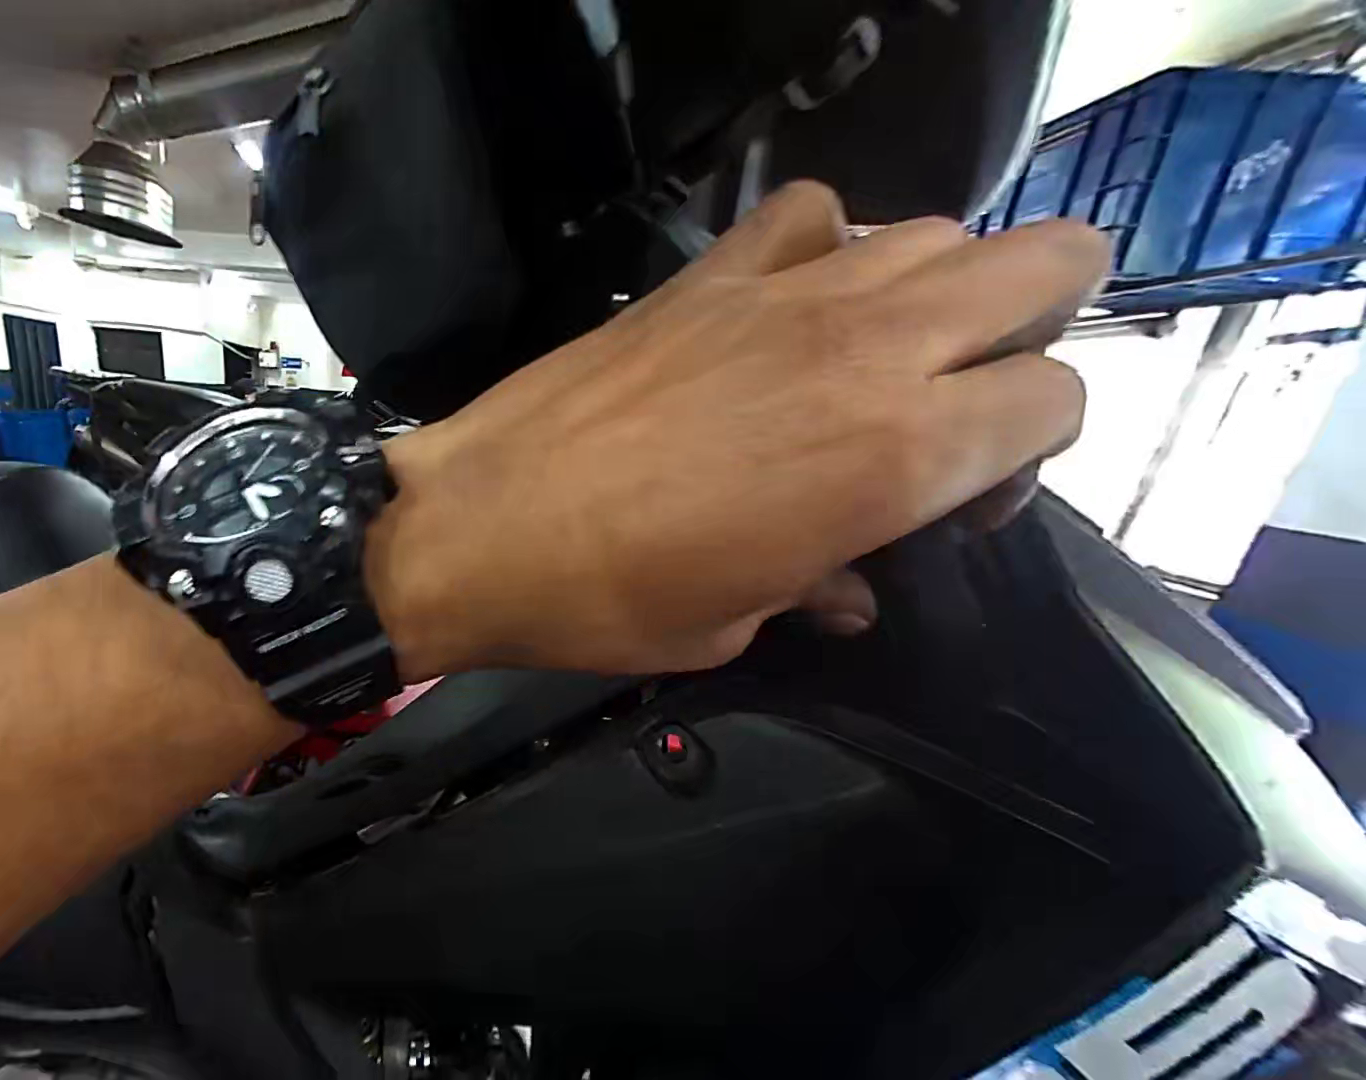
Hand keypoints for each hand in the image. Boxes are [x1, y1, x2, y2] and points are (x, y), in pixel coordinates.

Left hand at [367, 182, 1107, 678]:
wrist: (474, 530)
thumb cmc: (599, 600)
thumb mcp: (728, 625)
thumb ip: (811, 588)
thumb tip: (851, 587)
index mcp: (895, 456)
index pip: (1056, 402)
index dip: (1020, 453)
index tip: (945, 499)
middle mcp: (860, 350)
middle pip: (1040, 267)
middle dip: (1019, 330)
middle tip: (939, 403)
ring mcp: (774, 296)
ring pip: (927, 233)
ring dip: (924, 290)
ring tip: (856, 358)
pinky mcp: (694, 281)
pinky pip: (800, 214)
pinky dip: (816, 246)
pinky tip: (778, 304)